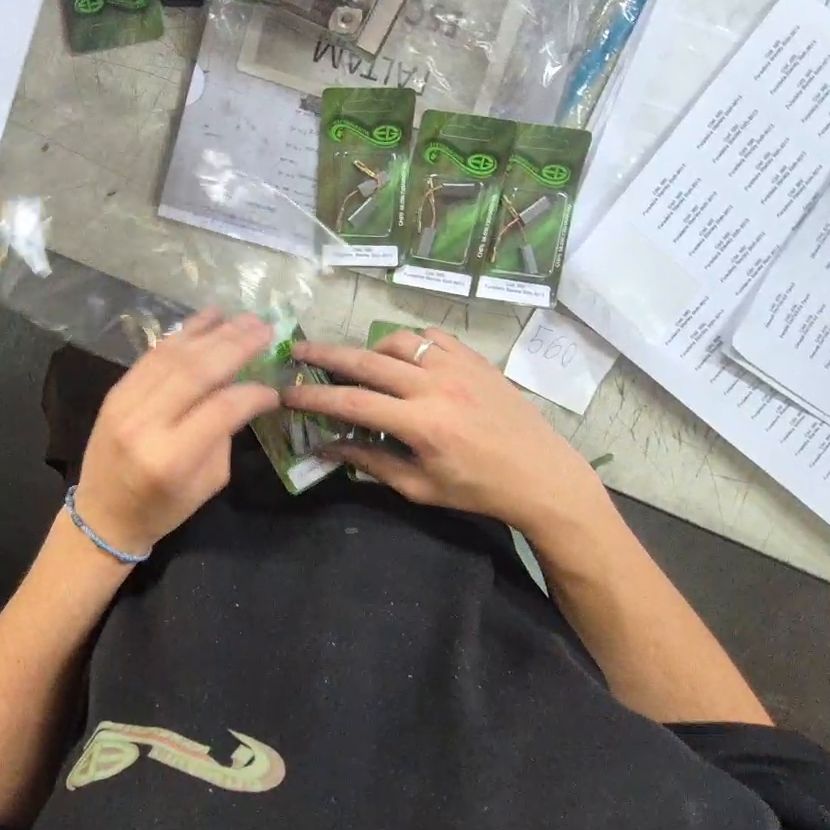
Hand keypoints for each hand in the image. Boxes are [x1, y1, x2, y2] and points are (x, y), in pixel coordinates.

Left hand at [72, 310, 281, 554]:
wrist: (103, 515)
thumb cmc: (162, 508)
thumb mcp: (207, 483)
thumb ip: (224, 435)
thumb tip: (243, 390)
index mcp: (171, 457)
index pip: (221, 409)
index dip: (252, 394)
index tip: (274, 389)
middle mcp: (145, 424)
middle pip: (196, 372)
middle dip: (236, 346)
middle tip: (266, 329)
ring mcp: (125, 404)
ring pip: (174, 356)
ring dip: (213, 333)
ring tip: (244, 318)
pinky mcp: (115, 392)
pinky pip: (153, 355)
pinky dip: (183, 334)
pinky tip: (208, 319)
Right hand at [282, 330, 608, 533]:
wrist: (542, 476)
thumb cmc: (478, 490)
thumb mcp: (419, 487)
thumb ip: (371, 462)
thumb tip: (328, 446)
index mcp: (421, 424)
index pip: (353, 403)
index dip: (314, 397)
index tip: (286, 393)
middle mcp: (437, 386)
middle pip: (368, 360)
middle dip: (327, 354)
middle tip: (299, 350)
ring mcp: (459, 367)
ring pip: (400, 342)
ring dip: (371, 348)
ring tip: (358, 363)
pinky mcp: (477, 360)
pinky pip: (434, 338)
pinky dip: (411, 344)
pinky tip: (404, 358)